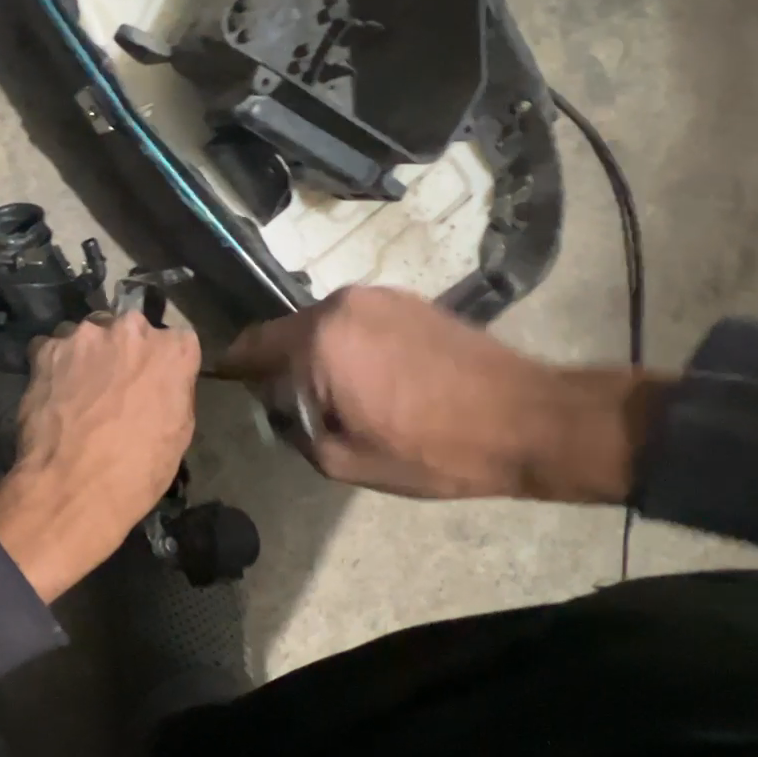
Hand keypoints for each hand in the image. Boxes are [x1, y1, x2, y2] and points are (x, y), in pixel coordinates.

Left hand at [0, 311, 200, 600]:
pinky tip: (52, 394)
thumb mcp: (179, 433)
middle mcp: (131, 329)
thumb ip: (173, 391)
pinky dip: (52, 366)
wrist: (73, 485)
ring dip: (85, 356)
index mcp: (175, 349)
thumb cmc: (138, 469)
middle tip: (112, 387)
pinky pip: (51, 349)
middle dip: (122, 352)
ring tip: (78, 392)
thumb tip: (160, 383)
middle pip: (128, 331)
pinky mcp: (47, 350)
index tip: (151, 384)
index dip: (161, 364)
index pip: (176, 341)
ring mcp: (85, 336)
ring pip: (87, 336)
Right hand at [219, 287, 662, 500]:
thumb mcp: (341, 460)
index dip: (234, 369)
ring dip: (315, 356)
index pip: (250, 345)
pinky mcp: (408, 300)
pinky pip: (354, 321)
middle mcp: (340, 305)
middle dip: (279, 367)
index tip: (230, 388)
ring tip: (335, 397)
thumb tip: (280, 409)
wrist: (527, 421)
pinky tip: (370, 380)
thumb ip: (292, 429)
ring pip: (321, 326)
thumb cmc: (430, 449)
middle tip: (289, 406)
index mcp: (318, 340)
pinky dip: (347, 346)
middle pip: (285, 333)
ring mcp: (378, 297)